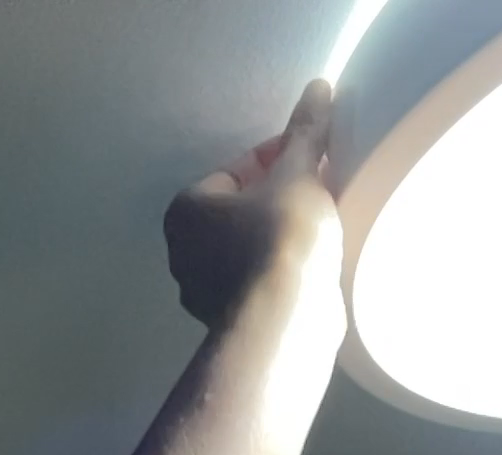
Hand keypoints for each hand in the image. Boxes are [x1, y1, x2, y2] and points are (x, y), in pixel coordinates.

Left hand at [164, 79, 341, 327]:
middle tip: (320, 191)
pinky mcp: (224, 320)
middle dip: (278, 198)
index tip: (315, 159)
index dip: (280, 159)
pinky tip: (307, 266)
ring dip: (278, 235)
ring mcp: (199, 292)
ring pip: (246, 248)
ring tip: (320, 227)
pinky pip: (253, 281)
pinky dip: (275, 270)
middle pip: (240, 211)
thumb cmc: (281, 237)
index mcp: (185, 211)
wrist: (282, 320)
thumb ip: (305, 133)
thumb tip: (315, 88)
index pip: (236, 170)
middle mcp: (182, 253)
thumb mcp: (298, 174)